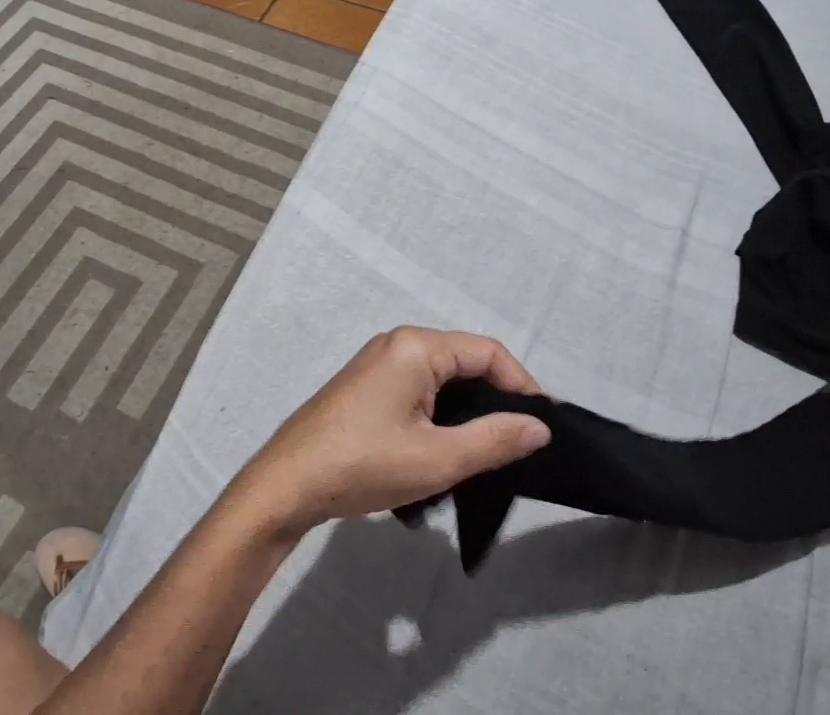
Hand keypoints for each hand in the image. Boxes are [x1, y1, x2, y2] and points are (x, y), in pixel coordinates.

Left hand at [231, 327, 550, 538]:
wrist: (288, 484)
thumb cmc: (364, 464)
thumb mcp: (439, 458)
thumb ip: (495, 439)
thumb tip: (539, 426)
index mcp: (415, 347)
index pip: (487, 352)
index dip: (522, 385)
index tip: (541, 427)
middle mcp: (395, 345)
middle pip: (464, 363)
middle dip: (494, 401)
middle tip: (517, 445)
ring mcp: (376, 367)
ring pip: (441, 382)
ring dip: (465, 414)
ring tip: (485, 455)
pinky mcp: (364, 390)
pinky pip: (417, 393)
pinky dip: (439, 418)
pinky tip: (444, 453)